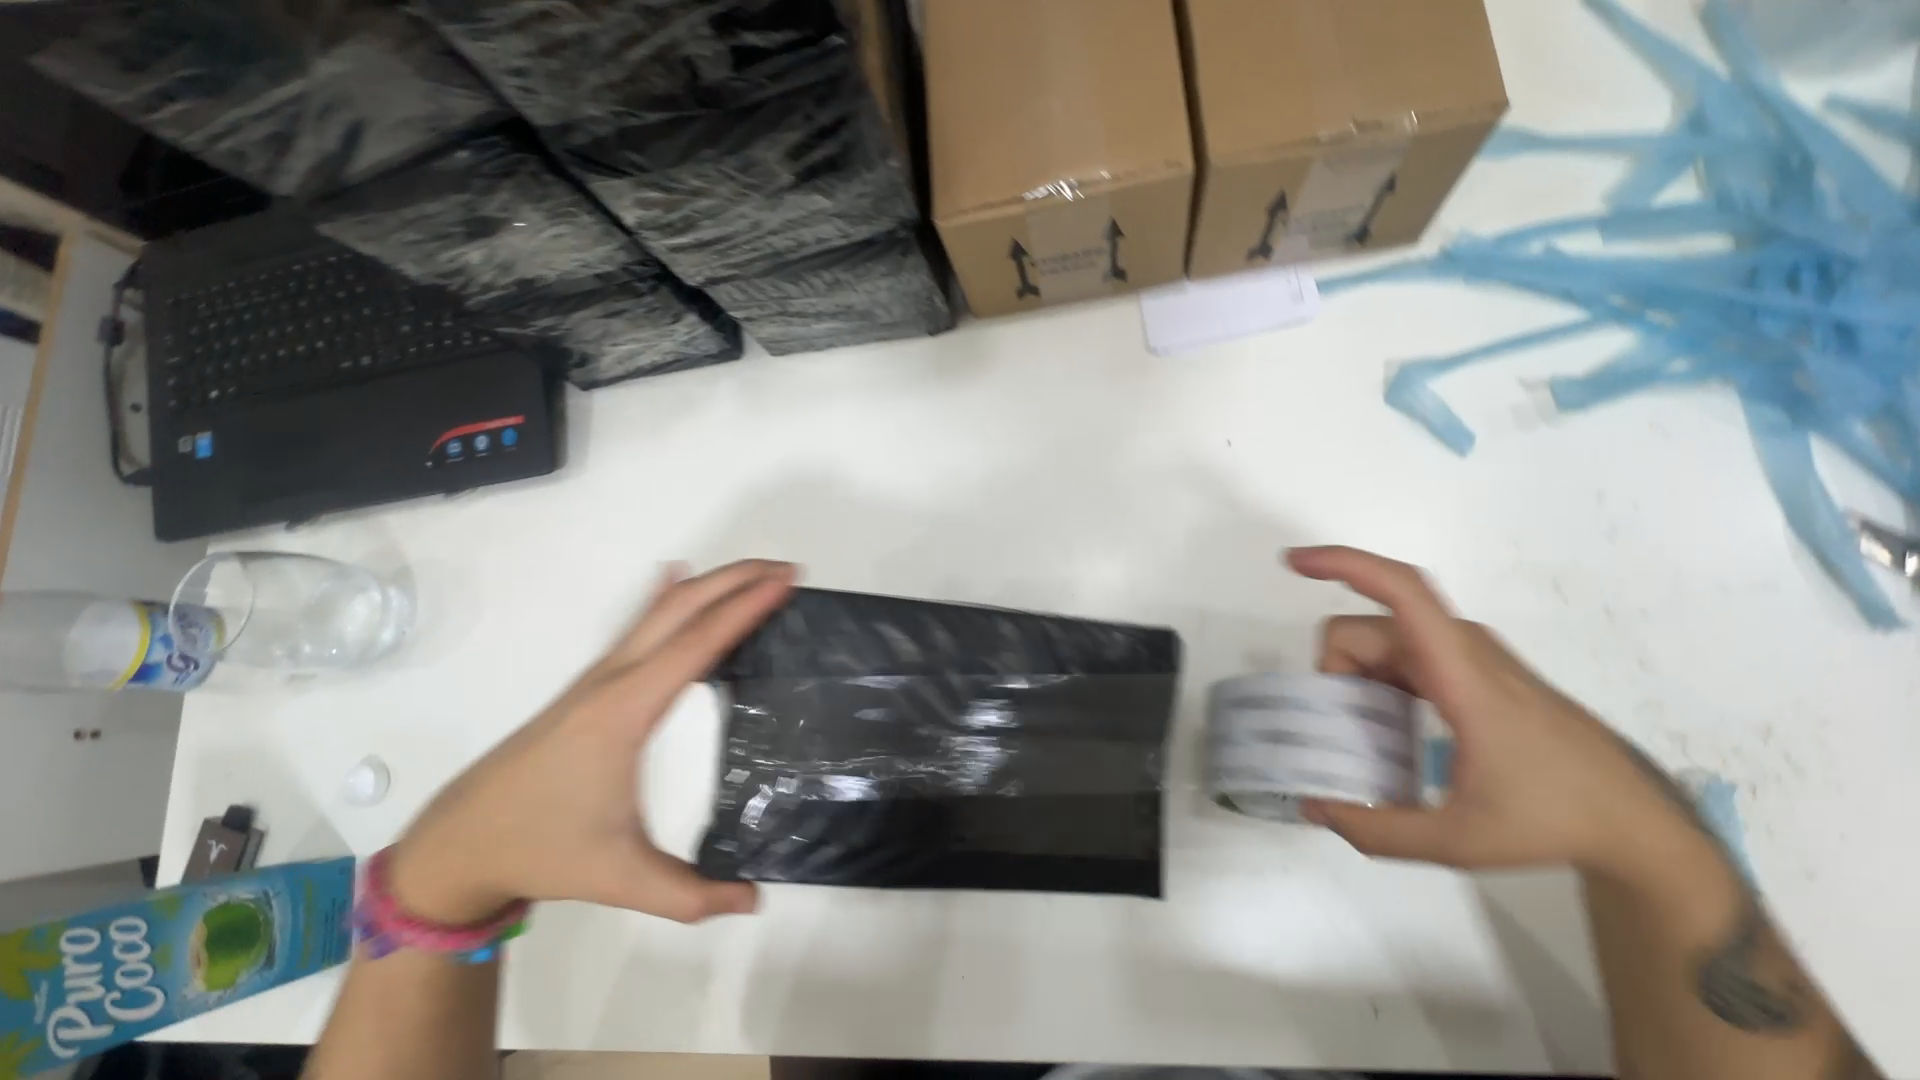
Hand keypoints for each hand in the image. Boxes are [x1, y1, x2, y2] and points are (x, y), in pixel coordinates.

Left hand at [387, 560, 797, 925]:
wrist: (461, 840)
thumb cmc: (542, 849)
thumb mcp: (620, 879)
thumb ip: (690, 895)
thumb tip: (755, 901)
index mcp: (627, 711)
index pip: (697, 643)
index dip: (745, 608)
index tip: (786, 583)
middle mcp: (613, 680)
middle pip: (680, 606)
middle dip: (735, 578)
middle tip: (787, 570)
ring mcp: (598, 678)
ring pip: (659, 610)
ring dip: (710, 586)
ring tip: (757, 578)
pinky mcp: (591, 688)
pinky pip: (638, 627)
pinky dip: (667, 598)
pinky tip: (673, 578)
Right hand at [1286, 546, 1692, 875]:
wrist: (1632, 820)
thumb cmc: (1551, 821)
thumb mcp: (1456, 841)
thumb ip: (1376, 831)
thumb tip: (1313, 806)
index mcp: (1463, 674)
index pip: (1404, 592)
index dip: (1345, 565)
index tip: (1294, 563)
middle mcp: (1465, 649)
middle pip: (1368, 629)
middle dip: (1335, 674)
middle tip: (1343, 738)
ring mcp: (1472, 657)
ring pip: (1382, 641)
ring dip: (1355, 681)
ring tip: (1372, 743)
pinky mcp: (1476, 670)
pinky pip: (1403, 656)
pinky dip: (1378, 684)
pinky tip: (1393, 732)